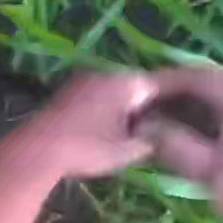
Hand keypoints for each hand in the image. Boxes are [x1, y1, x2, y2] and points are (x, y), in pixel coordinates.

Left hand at [0, 71, 158, 180]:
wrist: (39, 147)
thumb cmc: (88, 147)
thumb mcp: (128, 150)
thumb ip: (151, 142)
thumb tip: (162, 138)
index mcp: (125, 81)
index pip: (158, 85)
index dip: (172, 102)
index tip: (183, 118)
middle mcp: (104, 72)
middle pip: (136, 86)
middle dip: (149, 105)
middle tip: (164, 126)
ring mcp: (83, 80)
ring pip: (115, 90)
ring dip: (126, 107)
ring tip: (140, 130)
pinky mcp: (67, 92)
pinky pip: (97, 96)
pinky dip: (107, 109)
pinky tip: (111, 127)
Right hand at [139, 68, 222, 222]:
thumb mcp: (217, 176)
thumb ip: (175, 144)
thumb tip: (142, 125)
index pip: (192, 75)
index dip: (156, 87)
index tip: (128, 103)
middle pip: (210, 83)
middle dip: (175, 101)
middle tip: (145, 122)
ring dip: (197, 112)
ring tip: (169, 134)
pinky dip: (221, 121)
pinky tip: (206, 143)